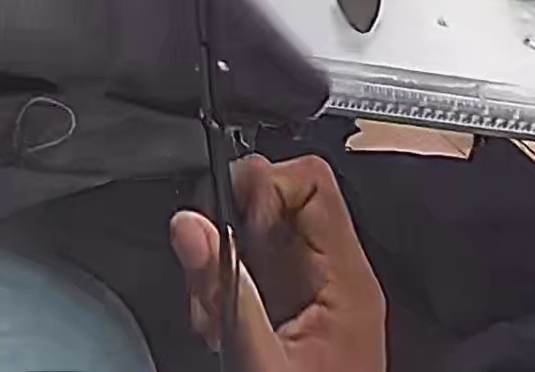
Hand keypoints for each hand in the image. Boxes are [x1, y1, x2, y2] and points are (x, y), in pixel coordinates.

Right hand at [170, 154, 385, 371]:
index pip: (313, 182)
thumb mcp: (265, 367)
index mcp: (346, 279)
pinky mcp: (282, 292)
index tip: (236, 225)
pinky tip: (215, 311)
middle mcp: (329, 269)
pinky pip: (244, 249)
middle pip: (277, 192)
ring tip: (212, 303)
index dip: (269, 186)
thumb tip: (188, 222)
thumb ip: (227, 290)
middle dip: (232, 221)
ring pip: (253, 219)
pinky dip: (219, 268)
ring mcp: (305, 279)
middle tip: (213, 267)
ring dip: (219, 248)